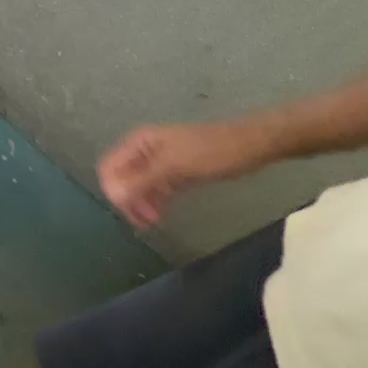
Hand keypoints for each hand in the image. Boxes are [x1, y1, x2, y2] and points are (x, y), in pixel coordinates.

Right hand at [96, 122, 272, 227]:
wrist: (257, 143)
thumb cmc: (212, 152)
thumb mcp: (173, 166)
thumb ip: (140, 181)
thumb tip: (112, 197)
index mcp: (138, 143)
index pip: (109, 167)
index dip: (111, 189)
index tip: (124, 209)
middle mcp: (144, 151)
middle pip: (123, 178)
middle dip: (128, 200)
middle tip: (140, 222)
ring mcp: (162, 161)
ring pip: (140, 186)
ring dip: (141, 204)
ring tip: (151, 223)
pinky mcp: (178, 171)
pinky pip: (157, 188)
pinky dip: (156, 201)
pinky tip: (161, 215)